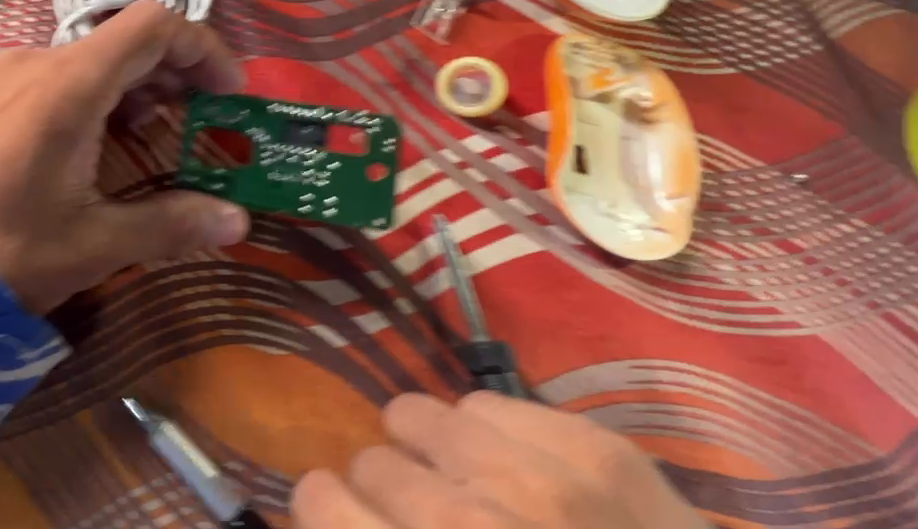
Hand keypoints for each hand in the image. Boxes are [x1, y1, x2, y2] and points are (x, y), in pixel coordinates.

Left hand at [0, 0, 252, 313]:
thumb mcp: (91, 243)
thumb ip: (169, 224)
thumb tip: (237, 221)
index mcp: (69, 83)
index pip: (153, 25)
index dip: (203, 48)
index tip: (229, 95)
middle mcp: (35, 61)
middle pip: (122, 41)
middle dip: (173, 76)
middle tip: (198, 127)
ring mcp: (1, 72)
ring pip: (86, 59)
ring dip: (131, 89)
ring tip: (149, 141)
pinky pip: (51, 76)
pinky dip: (91, 96)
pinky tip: (89, 147)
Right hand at [292, 392, 707, 528]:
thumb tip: (329, 513)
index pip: (323, 504)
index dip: (323, 508)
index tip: (338, 512)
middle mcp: (472, 525)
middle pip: (370, 462)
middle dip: (383, 490)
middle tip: (423, 520)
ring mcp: (539, 479)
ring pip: (417, 414)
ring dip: (429, 451)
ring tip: (465, 482)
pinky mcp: (594, 447)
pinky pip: (483, 401)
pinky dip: (484, 434)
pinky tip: (516, 472)